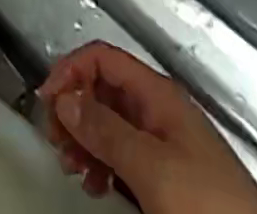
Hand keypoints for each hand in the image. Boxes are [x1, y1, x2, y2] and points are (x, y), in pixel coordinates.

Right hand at [39, 42, 256, 213]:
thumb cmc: (208, 202)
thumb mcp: (151, 165)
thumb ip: (106, 129)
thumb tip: (66, 99)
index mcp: (158, 94)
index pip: (103, 57)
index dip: (71, 71)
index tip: (48, 102)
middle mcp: (158, 109)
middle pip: (102, 88)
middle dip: (73, 109)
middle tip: (57, 141)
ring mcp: (162, 141)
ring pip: (108, 122)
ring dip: (83, 139)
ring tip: (74, 168)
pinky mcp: (163, 172)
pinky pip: (119, 152)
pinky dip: (99, 162)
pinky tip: (95, 184)